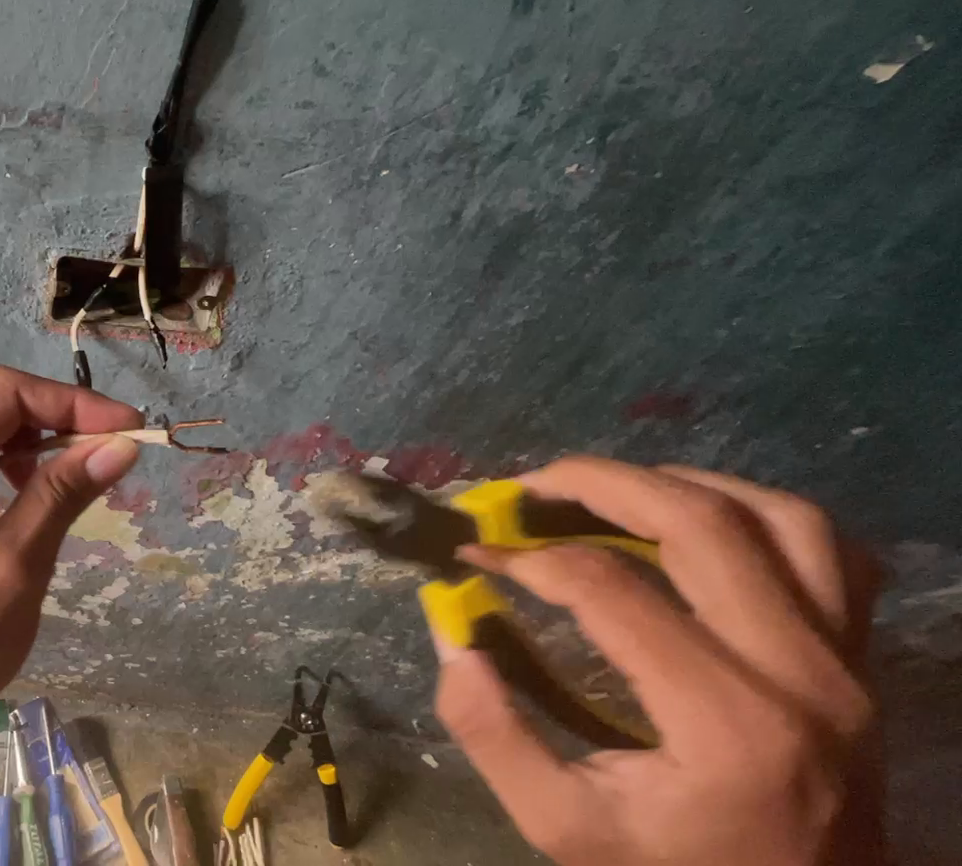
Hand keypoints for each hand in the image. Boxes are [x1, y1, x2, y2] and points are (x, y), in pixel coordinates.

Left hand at [0, 366, 141, 865]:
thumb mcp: (15, 564)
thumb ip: (62, 494)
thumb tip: (120, 446)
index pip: (4, 389)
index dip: (72, 399)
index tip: (129, 430)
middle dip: (59, 418)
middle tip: (116, 451)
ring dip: (39, 444)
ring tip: (85, 474)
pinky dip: (13, 471)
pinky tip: (37, 497)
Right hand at [435, 458, 882, 865]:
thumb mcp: (560, 827)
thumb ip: (489, 732)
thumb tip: (450, 632)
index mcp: (726, 721)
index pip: (605, 586)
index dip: (522, 555)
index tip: (472, 555)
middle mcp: (803, 676)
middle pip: (700, 524)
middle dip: (595, 483)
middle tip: (527, 487)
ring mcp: (848, 662)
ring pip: (779, 519)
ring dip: (680, 484)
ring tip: (607, 490)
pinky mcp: (861, 659)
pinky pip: (831, 551)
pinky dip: (757, 513)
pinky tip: (694, 521)